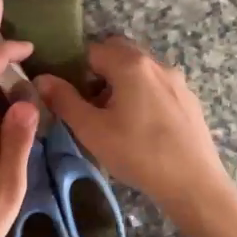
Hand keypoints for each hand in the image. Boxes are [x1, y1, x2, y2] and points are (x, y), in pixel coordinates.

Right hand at [34, 36, 228, 203]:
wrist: (195, 186)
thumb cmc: (138, 154)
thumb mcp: (91, 129)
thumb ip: (63, 99)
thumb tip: (41, 79)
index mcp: (130, 64)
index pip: (92, 50)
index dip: (75, 69)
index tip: (70, 95)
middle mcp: (156, 64)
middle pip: (118, 53)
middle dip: (99, 72)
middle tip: (90, 104)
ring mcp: (177, 81)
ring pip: (139, 69)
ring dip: (122, 83)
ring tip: (115, 118)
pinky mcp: (190, 100)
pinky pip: (157, 86)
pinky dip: (143, 95)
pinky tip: (142, 128)